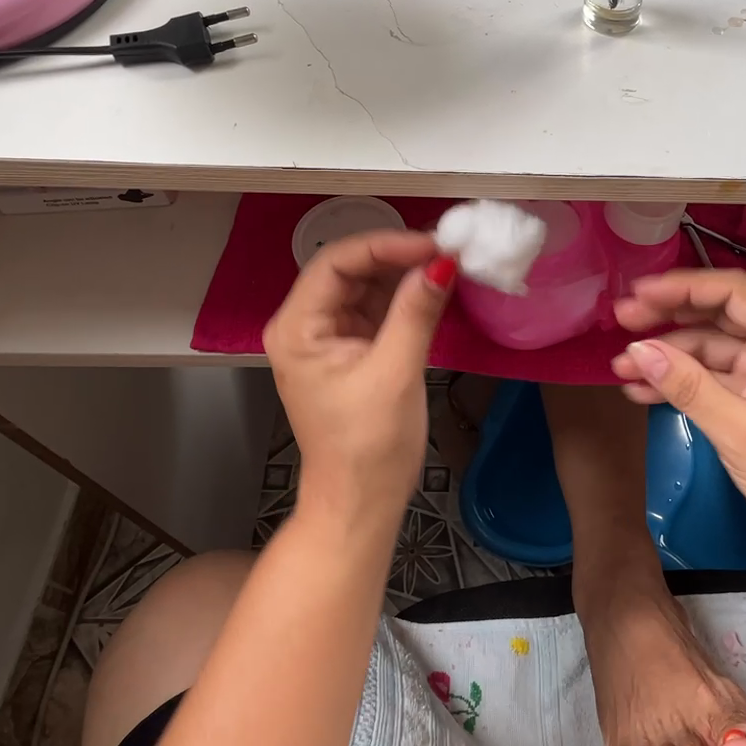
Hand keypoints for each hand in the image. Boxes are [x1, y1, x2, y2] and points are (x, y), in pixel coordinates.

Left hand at [264, 231, 456, 529]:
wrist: (362, 502)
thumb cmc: (370, 445)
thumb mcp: (396, 373)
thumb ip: (416, 313)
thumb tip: (442, 262)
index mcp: (298, 328)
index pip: (336, 262)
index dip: (385, 245)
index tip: (433, 244)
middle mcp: (306, 325)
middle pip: (350, 269)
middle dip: (397, 255)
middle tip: (448, 249)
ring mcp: (330, 337)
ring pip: (366, 286)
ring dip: (404, 273)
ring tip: (447, 262)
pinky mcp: (353, 350)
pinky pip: (378, 309)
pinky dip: (405, 297)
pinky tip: (435, 288)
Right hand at [609, 269, 745, 559]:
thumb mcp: (739, 433)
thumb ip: (687, 387)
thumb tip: (637, 350)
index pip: (734, 293)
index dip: (683, 287)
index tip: (639, 293)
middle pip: (718, 314)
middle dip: (668, 316)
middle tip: (621, 320)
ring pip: (710, 346)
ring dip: (667, 355)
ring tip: (621, 366)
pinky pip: (712, 375)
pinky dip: (680, 381)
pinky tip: (642, 389)